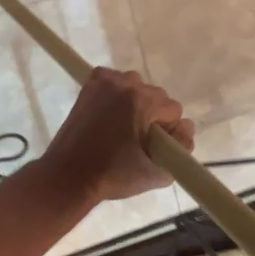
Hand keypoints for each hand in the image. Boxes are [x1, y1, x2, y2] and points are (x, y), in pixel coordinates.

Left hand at [41, 67, 192, 202]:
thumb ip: (182, 147)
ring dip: (136, 102)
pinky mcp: (89, 87)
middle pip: (155, 95)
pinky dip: (116, 93)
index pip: (173, 109)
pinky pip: (113, 80)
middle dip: (153, 115)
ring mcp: (104, 82)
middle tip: (139, 138)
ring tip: (124, 127)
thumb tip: (185, 128)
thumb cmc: (113, 175)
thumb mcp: (158, 171)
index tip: (154, 146)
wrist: (69, 174)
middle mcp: (125, 84)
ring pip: (135, 86)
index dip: (168, 130)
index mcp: (143, 101)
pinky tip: (111, 112)